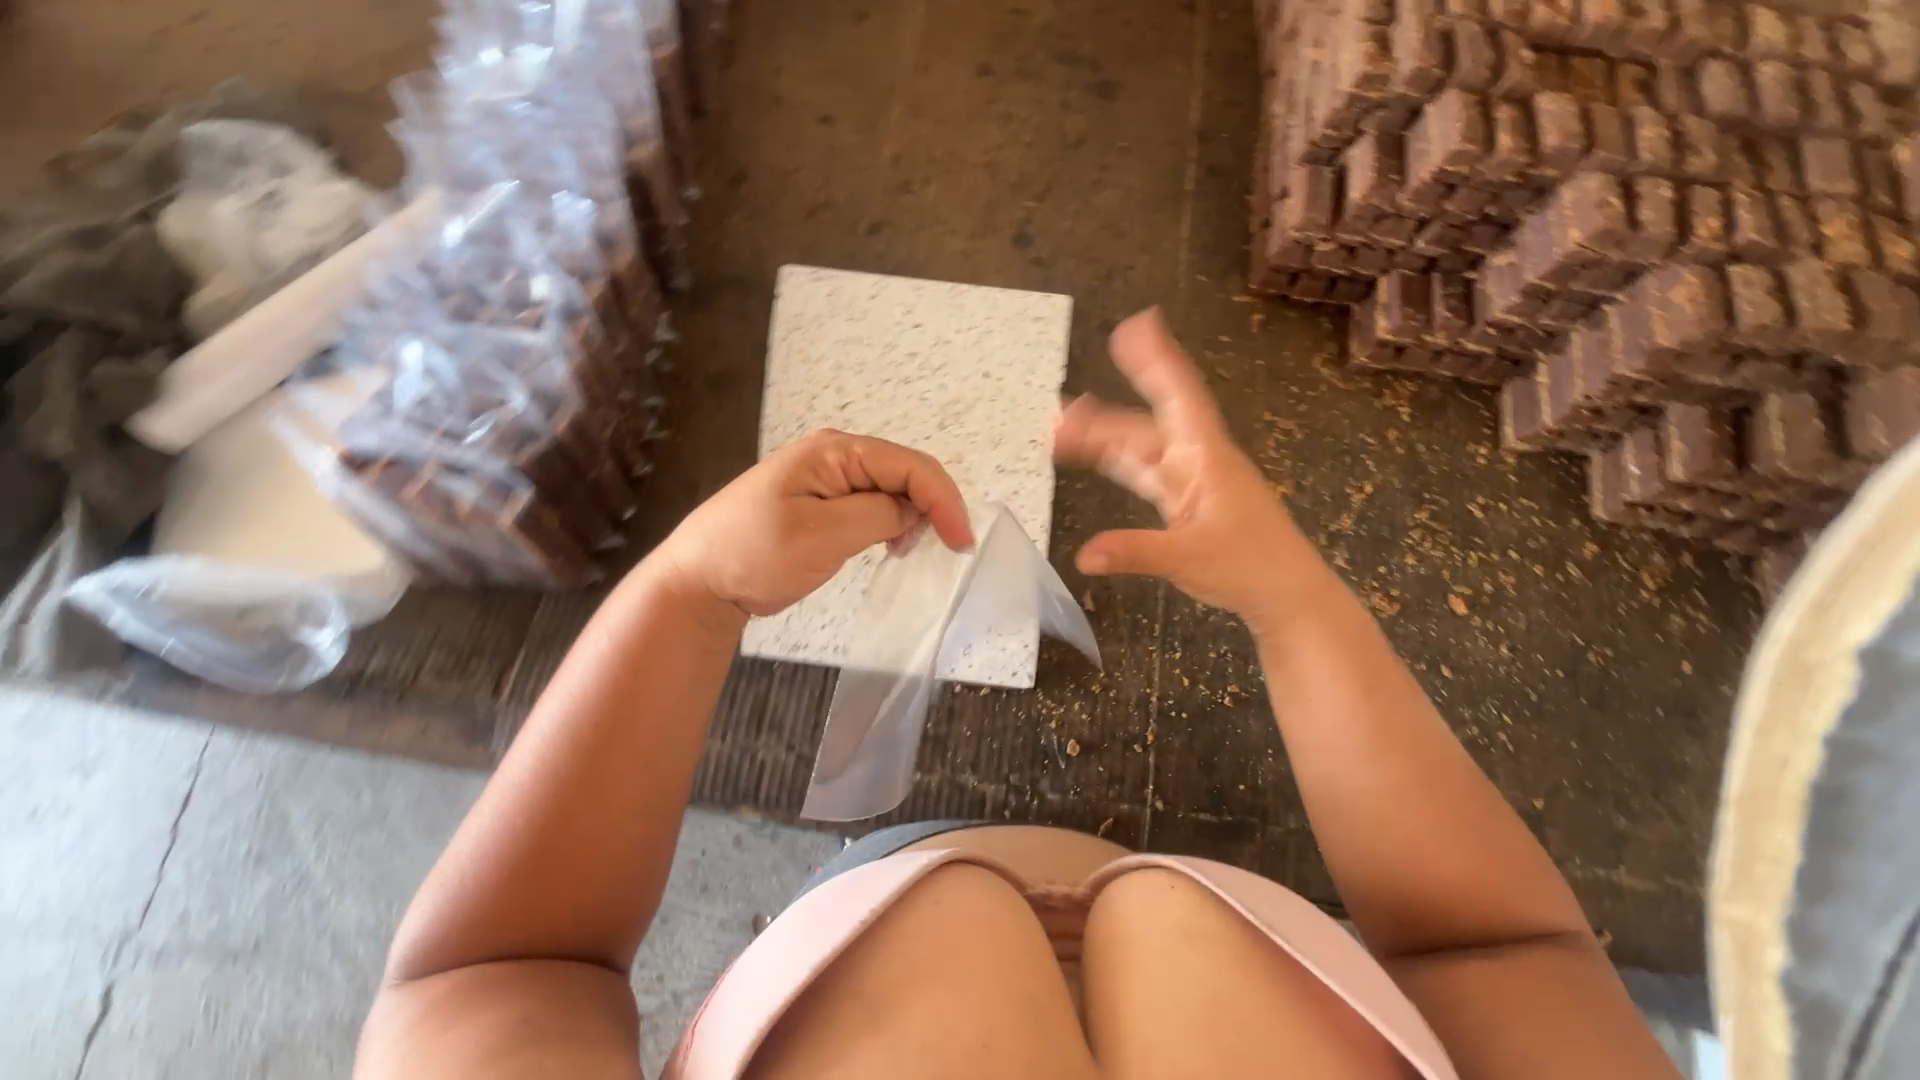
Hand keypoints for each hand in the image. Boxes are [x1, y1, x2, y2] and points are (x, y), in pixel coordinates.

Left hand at [656, 430, 974, 617]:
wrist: (701, 580)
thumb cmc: (754, 554)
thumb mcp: (821, 535)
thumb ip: (878, 516)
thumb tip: (912, 513)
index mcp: (835, 452)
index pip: (910, 466)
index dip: (944, 500)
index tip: (961, 543)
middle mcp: (836, 455)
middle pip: (906, 473)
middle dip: (932, 507)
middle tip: (943, 550)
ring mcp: (829, 478)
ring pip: (893, 489)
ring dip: (913, 517)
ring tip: (906, 552)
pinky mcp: (825, 503)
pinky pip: (874, 505)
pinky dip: (892, 525)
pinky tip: (889, 548)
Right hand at [1055, 308, 1329, 636]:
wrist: (1288, 596)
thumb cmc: (1251, 567)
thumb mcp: (1189, 558)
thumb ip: (1135, 552)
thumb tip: (1084, 555)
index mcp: (1205, 458)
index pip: (1178, 396)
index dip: (1156, 360)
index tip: (1135, 324)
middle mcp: (1197, 461)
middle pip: (1144, 427)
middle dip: (1103, 417)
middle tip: (1060, 412)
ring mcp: (1192, 483)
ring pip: (1141, 450)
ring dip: (1104, 441)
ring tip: (1061, 435)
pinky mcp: (1188, 504)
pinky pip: (1146, 475)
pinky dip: (1120, 467)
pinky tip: (1097, 464)